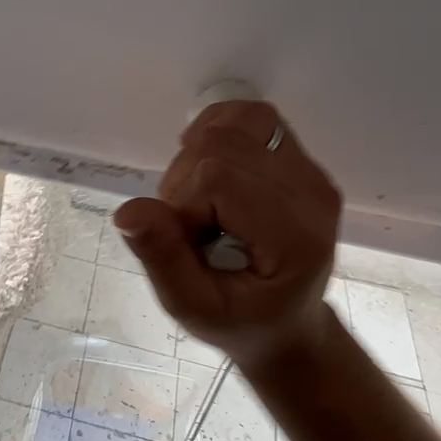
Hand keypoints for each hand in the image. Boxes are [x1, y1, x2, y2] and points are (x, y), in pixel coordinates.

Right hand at [112, 101, 342, 366]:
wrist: (285, 323)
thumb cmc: (240, 323)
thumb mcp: (192, 309)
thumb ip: (163, 259)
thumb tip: (129, 211)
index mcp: (293, 236)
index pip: (217, 177)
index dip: (182, 203)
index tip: (186, 242)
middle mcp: (312, 193)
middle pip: (223, 144)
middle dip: (186, 180)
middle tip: (191, 227)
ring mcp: (311, 172)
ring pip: (239, 121)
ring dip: (200, 153)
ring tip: (200, 199)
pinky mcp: (301, 159)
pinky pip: (252, 117)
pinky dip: (219, 133)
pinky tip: (210, 173)